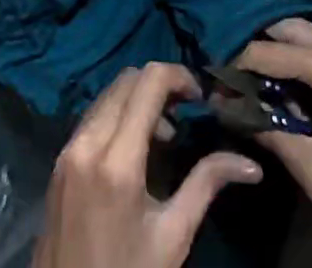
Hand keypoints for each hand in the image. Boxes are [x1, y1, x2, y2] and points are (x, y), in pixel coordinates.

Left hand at [34, 63, 262, 267]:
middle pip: (127, 79)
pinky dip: (119, 114)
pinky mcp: (59, 163)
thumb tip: (252, 164)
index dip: (179, 76)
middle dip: (161, 84)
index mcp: (117, 160)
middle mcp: (87, 143)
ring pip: (108, 94)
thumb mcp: (173, 235)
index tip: (200, 98)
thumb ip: (207, 184)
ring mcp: (67, 152)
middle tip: (185, 112)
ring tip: (164, 134)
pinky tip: (136, 147)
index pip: (149, 81)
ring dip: (139, 98)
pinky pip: (93, 116)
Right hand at [234, 19, 311, 267]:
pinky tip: (277, 82)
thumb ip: (268, 132)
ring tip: (243, 80)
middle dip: (250, 47)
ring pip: (299, 33)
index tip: (206, 86)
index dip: (231, 68)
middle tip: (224, 80)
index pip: (264, 52)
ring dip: (271, 49)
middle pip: (281, 28)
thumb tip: (228, 109)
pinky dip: (290, 56)